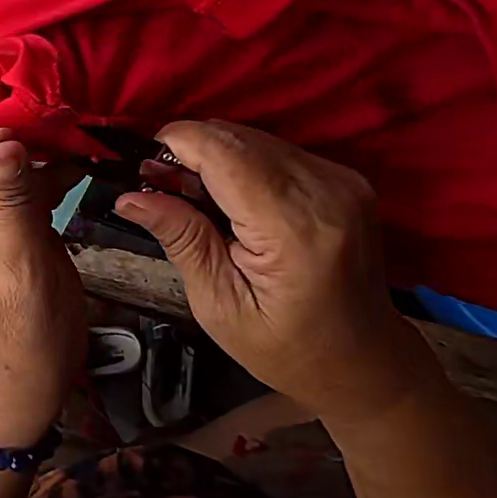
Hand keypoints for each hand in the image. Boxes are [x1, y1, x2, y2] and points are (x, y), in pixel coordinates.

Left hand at [0, 125, 86, 446]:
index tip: (7, 136)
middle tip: (45, 125)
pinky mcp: (9, 221)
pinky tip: (75, 159)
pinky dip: (47, 168)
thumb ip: (10, 204)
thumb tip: (5, 141)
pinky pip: (21, 182)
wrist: (39, 383)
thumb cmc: (20, 342)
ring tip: (65, 136)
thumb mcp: (17, 272)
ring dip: (28, 146)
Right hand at [113, 120, 441, 428]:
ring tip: (197, 200)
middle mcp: (324, 191)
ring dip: (213, 156)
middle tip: (162, 190)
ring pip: (252, 136)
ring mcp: (340, 180)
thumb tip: (131, 198)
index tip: (144, 170)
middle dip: (188, 151)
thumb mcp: (219, 305)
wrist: (365, 361)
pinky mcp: (344, 177)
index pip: (223, 152)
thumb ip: (181, 239)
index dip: (176, 145)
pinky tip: (232, 200)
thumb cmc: (288, 349)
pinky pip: (273, 149)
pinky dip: (240, 162)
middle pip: (235, 137)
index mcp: (293, 230)